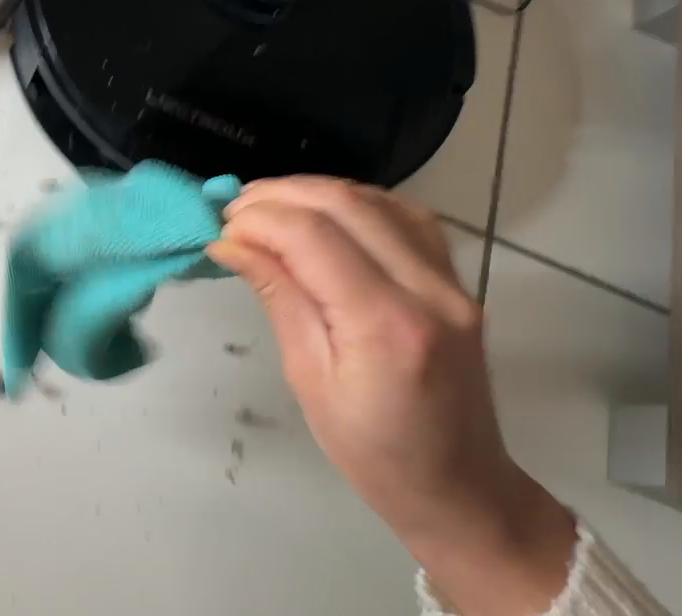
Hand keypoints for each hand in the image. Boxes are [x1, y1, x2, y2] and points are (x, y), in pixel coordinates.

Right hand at [208, 177, 575, 615]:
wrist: (461, 489)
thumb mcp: (307, 378)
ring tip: (269, 208)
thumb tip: (229, 243)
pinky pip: (404, 215)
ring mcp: (451, 281)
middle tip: (234, 210)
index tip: (220, 228)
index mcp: (386, 326)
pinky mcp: (456, 279)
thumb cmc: (372, 452)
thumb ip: (277, 296)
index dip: (259, 219)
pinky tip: (323, 214)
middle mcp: (427, 290)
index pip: (312, 236)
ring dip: (314, 192)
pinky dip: (354, 202)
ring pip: (376, 199)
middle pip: (345, 203)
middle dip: (279, 195)